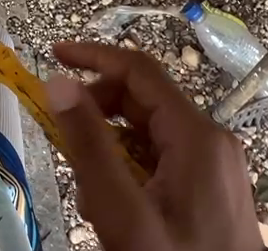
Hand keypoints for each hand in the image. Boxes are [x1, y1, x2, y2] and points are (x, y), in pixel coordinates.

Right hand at [45, 42, 258, 250]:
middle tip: (65, 142)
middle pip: (140, 99)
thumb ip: (89, 144)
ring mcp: (215, 165)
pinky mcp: (212, 187)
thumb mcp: (124, 212)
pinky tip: (116, 203)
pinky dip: (129, 166)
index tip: (51, 57)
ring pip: (146, 129)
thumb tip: (58, 82)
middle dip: (96, 113)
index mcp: (197, 136)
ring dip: (109, 146)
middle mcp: (212, 141)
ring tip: (91, 191)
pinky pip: (160, 156)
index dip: (92, 56)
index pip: (137, 69)